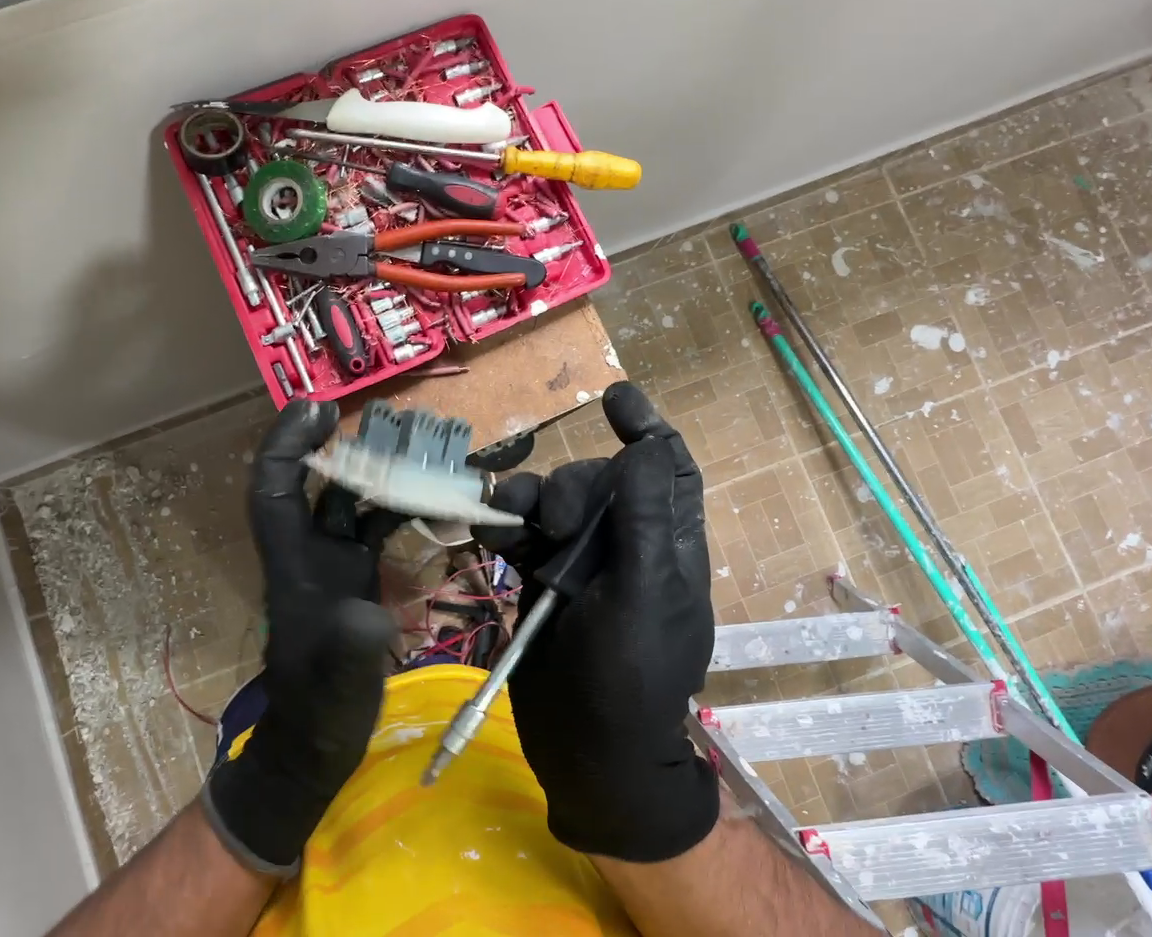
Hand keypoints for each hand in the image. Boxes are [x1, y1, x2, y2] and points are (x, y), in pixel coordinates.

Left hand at [203, 401, 400, 873]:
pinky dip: (399, 509)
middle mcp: (309, 554)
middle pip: (318, 483)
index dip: (286, 443)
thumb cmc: (319, 711)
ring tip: (421, 449)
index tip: (318, 408)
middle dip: (347, 446)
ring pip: (351, 501)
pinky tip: (434, 501)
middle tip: (392, 421)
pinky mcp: (356, 579)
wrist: (320, 743)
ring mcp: (333, 565)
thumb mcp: (335, 682)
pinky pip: (376, 528)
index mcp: (292, 564)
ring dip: (380, 473)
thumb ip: (348, 648)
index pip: (273, 488)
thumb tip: (364, 614)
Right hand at [474, 381, 717, 861]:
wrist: (586, 754)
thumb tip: (648, 446)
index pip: (667, 471)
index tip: (616, 397)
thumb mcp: (644, 595)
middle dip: (572, 486)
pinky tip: (484, 530)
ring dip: (527, 499)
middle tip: (554, 521)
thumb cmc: (629, 678)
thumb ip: (643, 519)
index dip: (647, 430)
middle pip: (598, 481)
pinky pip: (518, 534)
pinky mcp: (538, 580)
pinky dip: (501, 525)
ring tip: (505, 516)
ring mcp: (579, 563)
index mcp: (666, 546)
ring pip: (552, 503)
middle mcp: (624, 546)